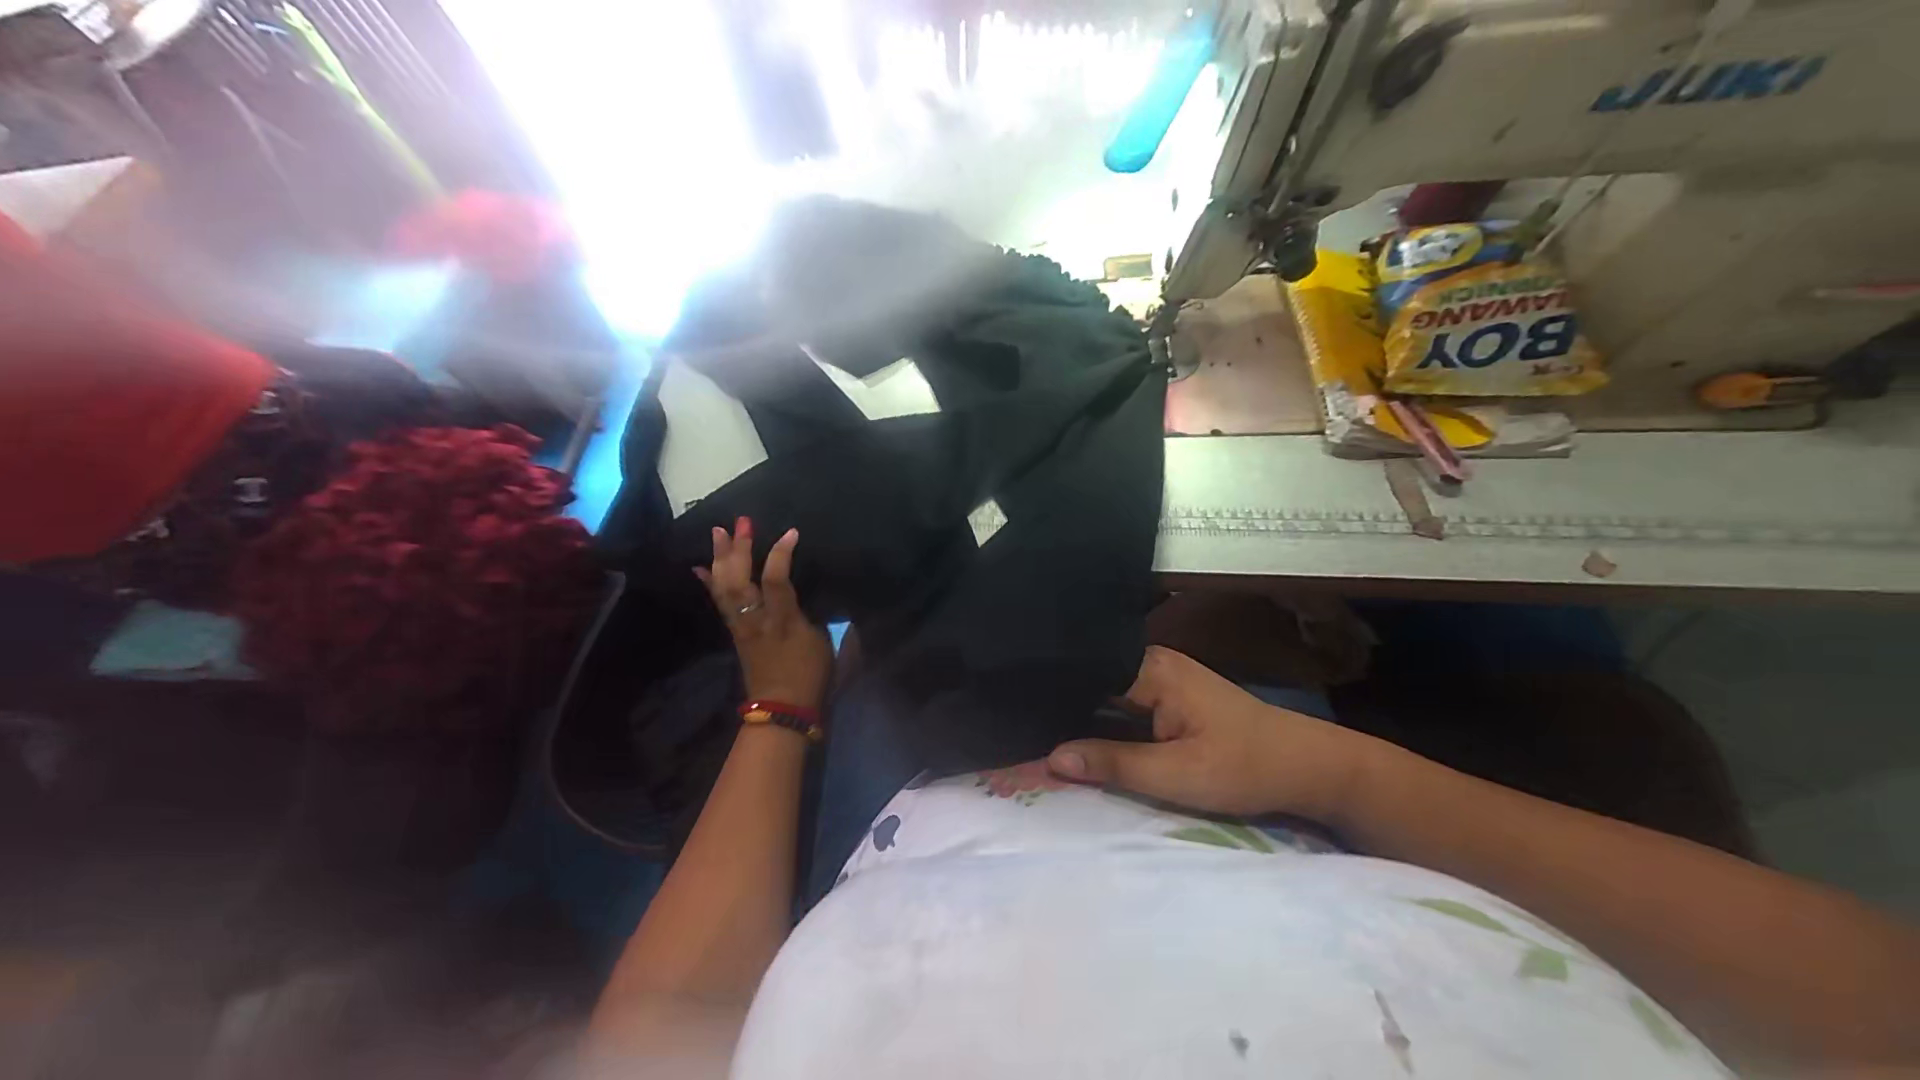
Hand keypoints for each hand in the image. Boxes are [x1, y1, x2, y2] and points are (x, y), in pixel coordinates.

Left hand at [694, 517, 832, 710]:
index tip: (790, 532)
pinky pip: (719, 604)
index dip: (780, 554)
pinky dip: (709, 584)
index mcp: (783, 621)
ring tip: (718, 532)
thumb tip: (808, 592)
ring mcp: (742, 626)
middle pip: (739, 580)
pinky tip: (699, 568)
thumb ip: (812, 613)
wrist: (783, 709)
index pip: (776, 580)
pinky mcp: (735, 633)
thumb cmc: (811, 676)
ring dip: (720, 558)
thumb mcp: (823, 642)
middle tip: (741, 522)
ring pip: (724, 588)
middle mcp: (756, 620)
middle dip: (739, 549)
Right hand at [1046, 646, 1386, 821]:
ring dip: (1080, 721)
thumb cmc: (1246, 767)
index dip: (1049, 699)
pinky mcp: (1167, 697)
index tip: (1017, 723)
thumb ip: (1113, 764)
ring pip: (1103, 697)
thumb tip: (1051, 757)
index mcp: (1150, 667)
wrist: (1309, 768)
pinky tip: (1080, 744)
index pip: (1082, 674)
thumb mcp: (1177, 775)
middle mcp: (1150, 663)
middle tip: (1020, 738)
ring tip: (1036, 739)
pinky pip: (1121, 707)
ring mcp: (1159, 678)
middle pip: (1089, 683)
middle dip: (1058, 711)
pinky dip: (1102, 726)